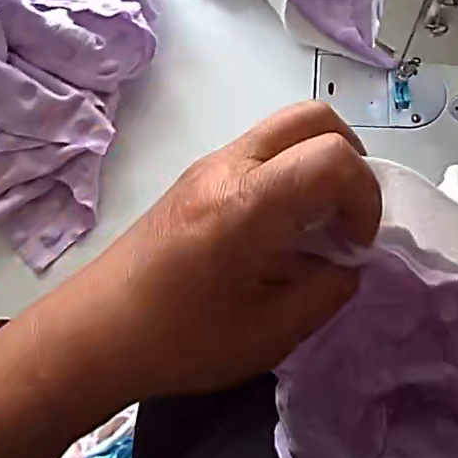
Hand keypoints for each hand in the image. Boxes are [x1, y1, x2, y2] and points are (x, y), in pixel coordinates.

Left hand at [44, 101, 379, 403]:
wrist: (94, 331)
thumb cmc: (178, 341)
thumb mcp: (268, 336)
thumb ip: (326, 292)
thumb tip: (348, 263)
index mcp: (246, 204)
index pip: (332, 157)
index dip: (363, 197)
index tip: (354, 244)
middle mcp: (229, 165)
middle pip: (314, 116)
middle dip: (351, 159)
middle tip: (346, 215)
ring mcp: (212, 161)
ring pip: (289, 124)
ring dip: (321, 160)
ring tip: (318, 219)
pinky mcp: (201, 171)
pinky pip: (265, 145)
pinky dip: (295, 168)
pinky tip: (283, 223)